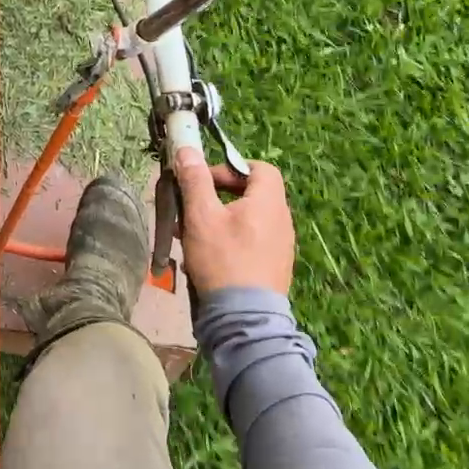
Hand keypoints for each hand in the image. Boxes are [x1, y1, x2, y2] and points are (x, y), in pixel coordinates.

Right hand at [174, 146, 294, 295]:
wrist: (244, 318)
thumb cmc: (222, 259)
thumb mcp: (201, 215)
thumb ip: (195, 180)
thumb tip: (187, 149)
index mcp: (268, 204)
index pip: (260, 168)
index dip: (232, 167)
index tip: (206, 181)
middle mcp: (281, 221)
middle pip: (252, 193)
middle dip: (218, 194)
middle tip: (193, 205)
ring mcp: (280, 246)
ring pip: (247, 217)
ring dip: (219, 217)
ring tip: (191, 232)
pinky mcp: (274, 266)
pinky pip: (251, 239)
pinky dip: (230, 237)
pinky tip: (206, 254)